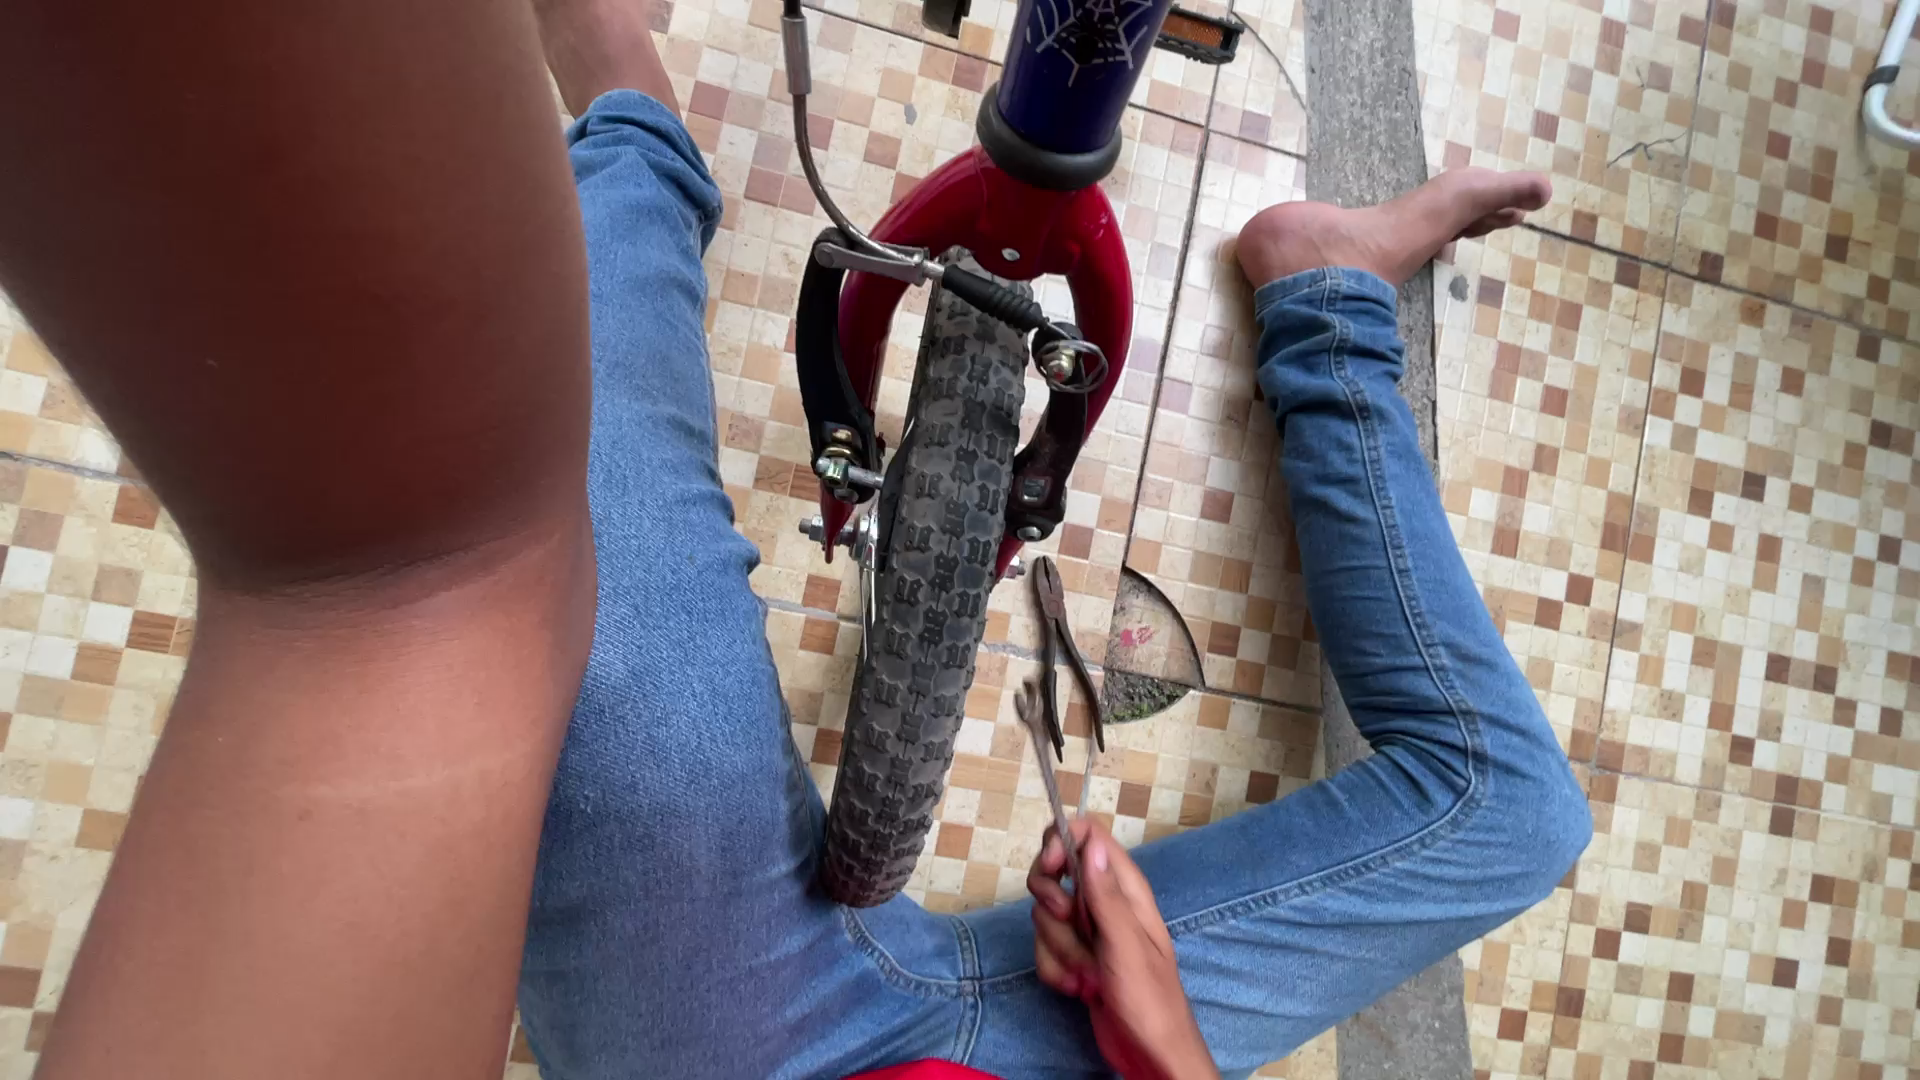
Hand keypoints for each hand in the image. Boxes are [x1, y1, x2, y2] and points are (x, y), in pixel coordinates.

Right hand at [1027, 819, 1217, 1079]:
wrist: (1149, 1057)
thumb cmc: (1149, 1001)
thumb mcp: (1127, 946)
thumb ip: (1107, 895)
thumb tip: (1091, 843)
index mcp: (1124, 886)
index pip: (1087, 834)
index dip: (1061, 842)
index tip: (1051, 868)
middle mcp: (1103, 900)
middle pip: (1054, 870)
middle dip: (1053, 903)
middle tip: (1072, 926)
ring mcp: (1086, 929)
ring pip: (1045, 913)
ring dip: (1059, 948)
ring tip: (1088, 974)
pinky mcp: (1073, 955)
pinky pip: (1044, 946)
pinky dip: (1054, 969)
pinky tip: (1077, 989)